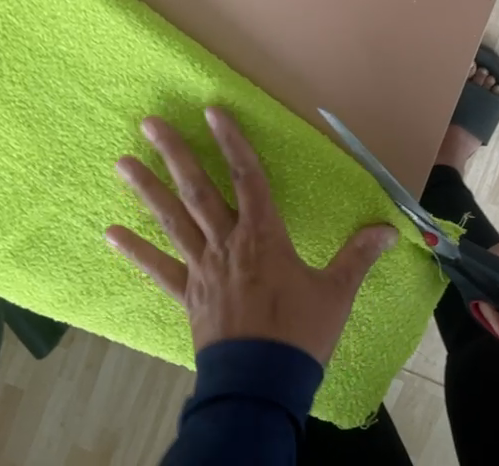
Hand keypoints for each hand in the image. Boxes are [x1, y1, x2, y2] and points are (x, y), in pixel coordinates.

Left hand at [105, 107, 397, 364]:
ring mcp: (202, 269)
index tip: (212, 110)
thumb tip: (389, 230)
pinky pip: (158, 270)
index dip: (232, 141)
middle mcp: (227, 242)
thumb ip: (358, 255)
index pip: (247, 176)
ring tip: (122, 163)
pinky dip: (135, 251)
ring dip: (147, 190)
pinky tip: (110, 233)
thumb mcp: (337, 292)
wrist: (261, 387)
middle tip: (151, 123)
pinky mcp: (188, 297)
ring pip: (172, 221)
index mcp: (263, 235)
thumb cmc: (300, 334)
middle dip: (176, 154)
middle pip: (198, 190)